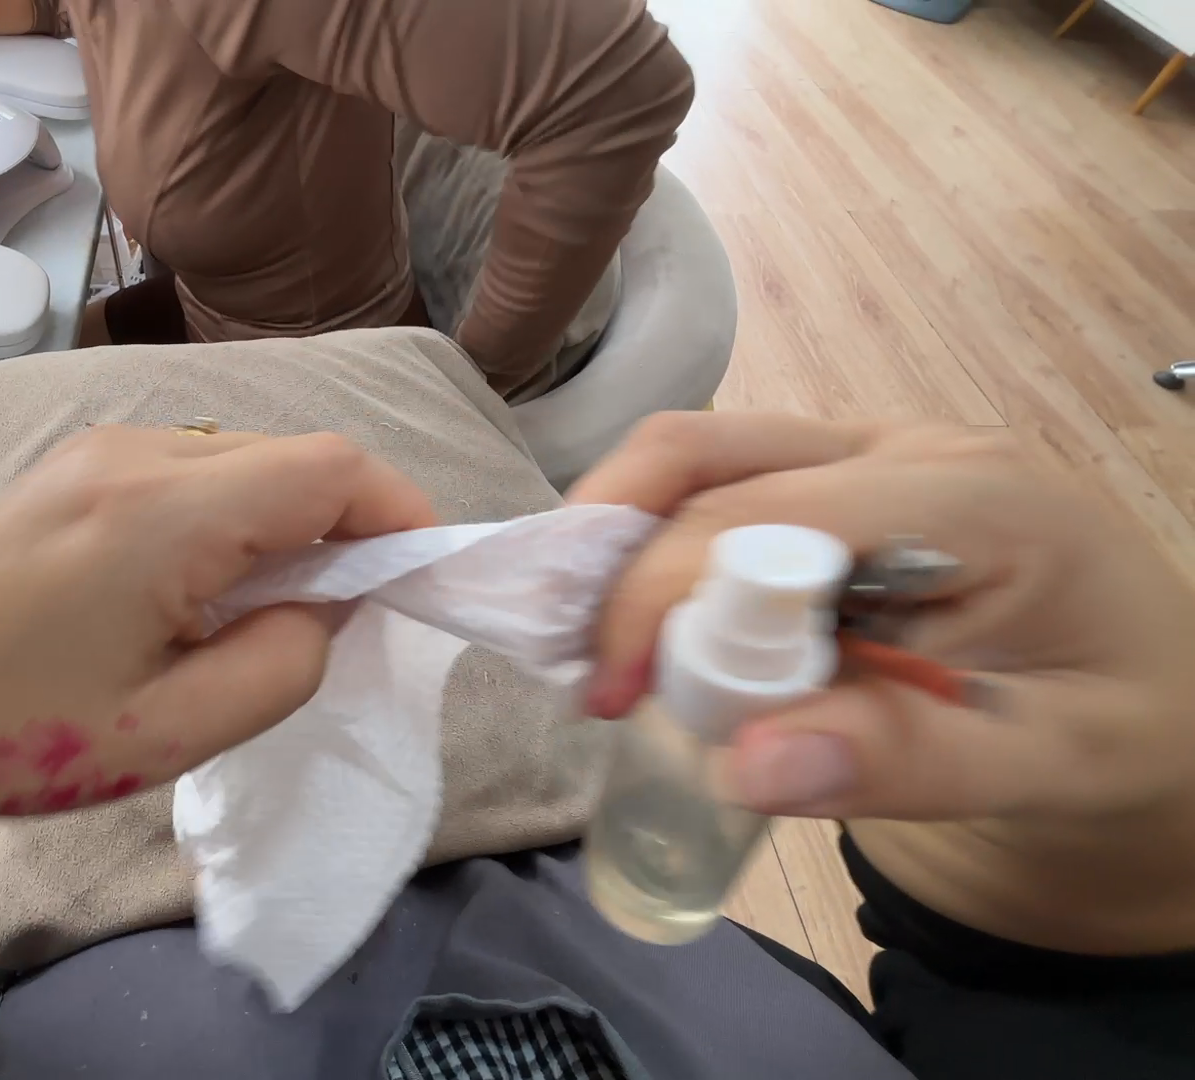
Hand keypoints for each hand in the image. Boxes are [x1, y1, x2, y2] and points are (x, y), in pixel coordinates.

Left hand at [0, 424, 431, 1022]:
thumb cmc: (14, 736)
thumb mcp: (173, 732)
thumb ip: (283, 661)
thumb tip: (326, 601)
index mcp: (161, 512)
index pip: (327, 469)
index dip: (397, 510)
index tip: (422, 573)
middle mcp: (132, 453)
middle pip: (287, 458)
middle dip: (344, 525)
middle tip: (344, 612)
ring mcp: (96, 451)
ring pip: (242, 461)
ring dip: (284, 522)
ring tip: (266, 607)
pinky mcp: (74, 468)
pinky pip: (191, 471)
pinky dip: (232, 517)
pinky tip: (201, 584)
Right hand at [568, 412, 1194, 949]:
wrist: (1134, 698)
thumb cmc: (1111, 732)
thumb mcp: (1050, 767)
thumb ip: (906, 761)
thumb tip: (744, 766)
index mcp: (974, 498)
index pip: (762, 519)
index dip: (659, 596)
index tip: (611, 696)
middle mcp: (892, 448)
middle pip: (693, 451)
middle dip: (605, 546)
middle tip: (575, 651)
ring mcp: (842, 452)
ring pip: (677, 457)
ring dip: (606, 540)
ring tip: (585, 633)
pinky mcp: (801, 479)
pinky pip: (687, 487)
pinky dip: (631, 546)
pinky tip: (623, 613)